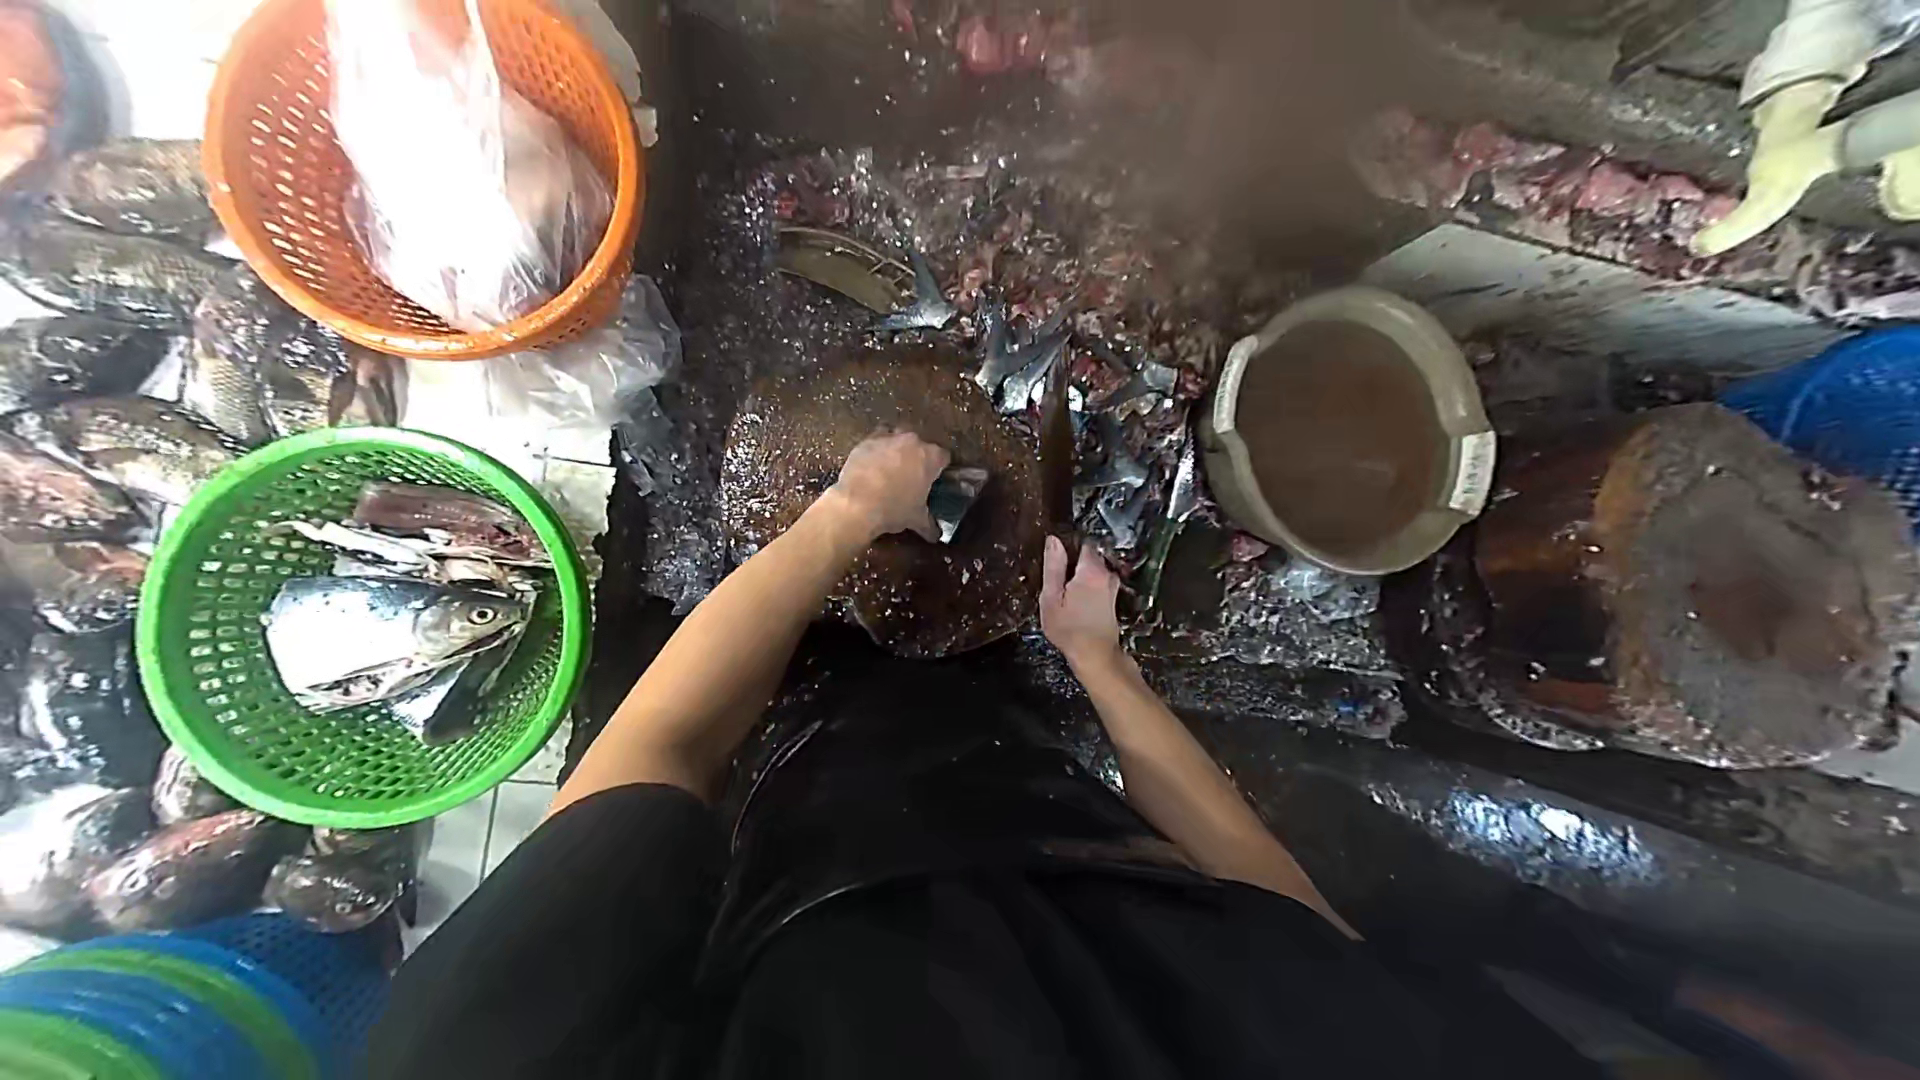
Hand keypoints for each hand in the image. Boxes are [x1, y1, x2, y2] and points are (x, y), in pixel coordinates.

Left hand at [824, 429, 950, 542]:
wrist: (857, 504)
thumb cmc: (893, 509)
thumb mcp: (916, 519)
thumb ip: (930, 525)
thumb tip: (936, 535)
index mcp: (930, 457)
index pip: (944, 457)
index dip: (940, 468)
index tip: (935, 479)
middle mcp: (912, 441)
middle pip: (921, 445)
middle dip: (918, 458)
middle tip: (913, 477)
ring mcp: (888, 438)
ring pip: (898, 438)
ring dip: (898, 449)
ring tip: (892, 468)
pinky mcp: (867, 441)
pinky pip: (877, 441)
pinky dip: (877, 450)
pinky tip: (873, 465)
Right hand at [1040, 535, 1125, 671]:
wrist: (1095, 655)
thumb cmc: (1069, 628)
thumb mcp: (1051, 597)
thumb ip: (1053, 567)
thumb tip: (1053, 540)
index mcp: (1092, 570)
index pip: (1083, 543)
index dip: (1068, 547)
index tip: (1055, 559)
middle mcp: (1108, 574)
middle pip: (1089, 556)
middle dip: (1074, 562)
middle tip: (1057, 579)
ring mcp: (1113, 587)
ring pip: (1094, 571)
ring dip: (1080, 576)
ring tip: (1065, 591)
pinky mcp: (1113, 599)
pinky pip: (1098, 583)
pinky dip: (1087, 586)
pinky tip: (1075, 601)